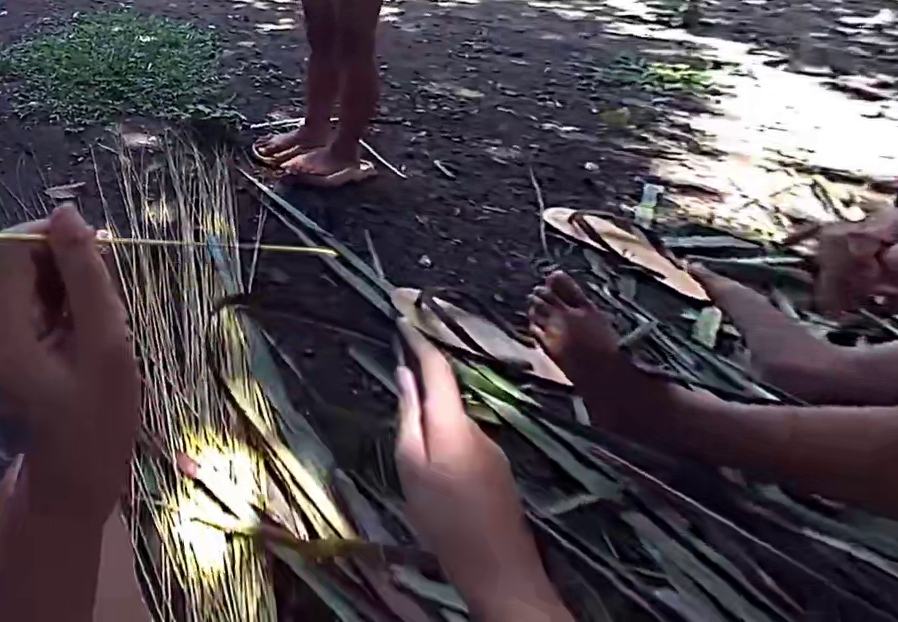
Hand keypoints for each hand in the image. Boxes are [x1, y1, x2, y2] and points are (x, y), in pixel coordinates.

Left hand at [0, 205, 138, 519]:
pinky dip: (68, 294)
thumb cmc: (99, 416)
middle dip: (68, 260)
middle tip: (107, 293)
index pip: (13, 243)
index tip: (98, 254)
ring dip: (72, 278)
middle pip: (23, 254)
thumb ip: (85, 273)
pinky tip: (88, 324)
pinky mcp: (10, 330)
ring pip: (35, 268)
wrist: (78, 472)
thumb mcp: (105, 340)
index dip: (56, 235)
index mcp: (1, 325)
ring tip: (100, 317)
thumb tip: (67, 210)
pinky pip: (39, 288)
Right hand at [396, 323, 567, 618]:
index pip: (437, 366)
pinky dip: (446, 444)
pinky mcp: (499, 472)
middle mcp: (477, 428)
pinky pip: (465, 443)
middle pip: (445, 393)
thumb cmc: (444, 519)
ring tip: (413, 456)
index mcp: (452, 421)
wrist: (503, 577)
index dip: (419, 341)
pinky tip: (437, 478)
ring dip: (432, 424)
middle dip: (421, 386)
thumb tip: (404, 373)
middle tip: (395, 392)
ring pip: (453, 422)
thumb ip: (407, 415)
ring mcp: (493, 450)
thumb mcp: (410, 464)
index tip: (402, 319)